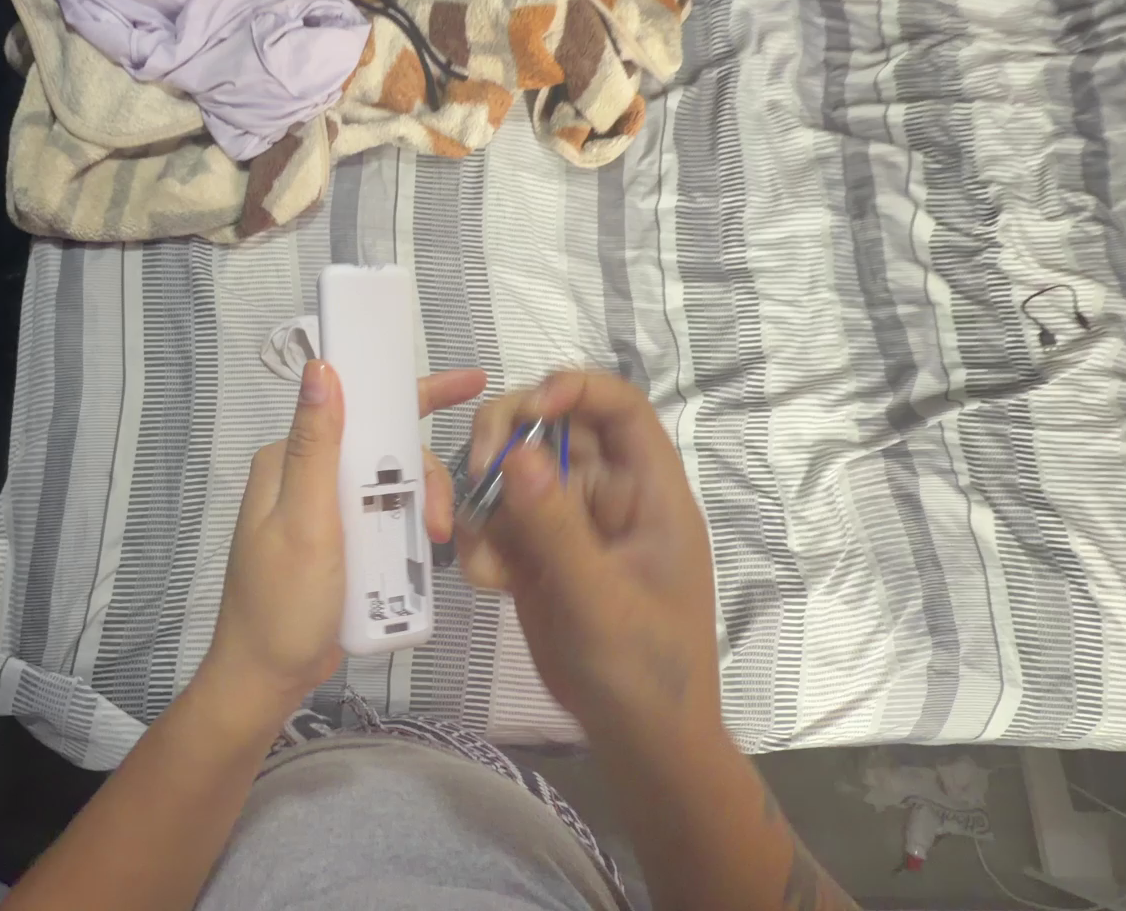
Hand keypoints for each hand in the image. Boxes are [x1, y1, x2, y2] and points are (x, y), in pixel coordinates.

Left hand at [198, 362, 485, 723]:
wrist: (269, 675)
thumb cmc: (284, 600)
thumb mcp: (304, 520)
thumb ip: (315, 445)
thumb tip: (321, 367)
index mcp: (290, 459)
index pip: (359, 410)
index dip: (414, 394)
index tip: (472, 385)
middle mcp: (307, 474)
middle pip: (384, 449)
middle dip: (423, 476)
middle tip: (439, 523)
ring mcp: (325, 508)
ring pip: (390, 484)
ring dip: (420, 506)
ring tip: (435, 543)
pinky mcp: (341, 540)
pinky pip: (386, 516)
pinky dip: (410, 525)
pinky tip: (428, 544)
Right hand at [457, 370, 720, 745]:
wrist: (631, 735)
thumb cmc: (643, 667)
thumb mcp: (599, 597)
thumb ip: (556, 526)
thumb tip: (517, 451)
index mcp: (646, 493)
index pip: (621, 409)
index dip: (576, 390)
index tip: (529, 407)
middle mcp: (603, 496)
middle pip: (549, 429)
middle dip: (506, 439)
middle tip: (478, 469)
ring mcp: (564, 522)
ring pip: (510, 473)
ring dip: (484, 501)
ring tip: (484, 552)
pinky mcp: (533, 551)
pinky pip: (494, 520)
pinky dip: (480, 543)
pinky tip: (488, 581)